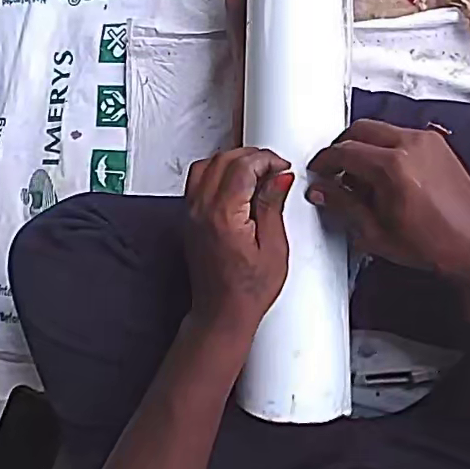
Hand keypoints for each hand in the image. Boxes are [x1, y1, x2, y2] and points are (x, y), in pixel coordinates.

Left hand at [183, 147, 293, 339]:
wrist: (222, 313)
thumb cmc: (247, 291)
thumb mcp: (274, 248)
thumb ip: (272, 206)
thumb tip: (278, 177)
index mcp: (223, 215)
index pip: (243, 166)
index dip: (267, 159)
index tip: (281, 167)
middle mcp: (201, 210)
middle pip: (223, 159)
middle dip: (251, 156)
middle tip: (273, 167)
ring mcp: (191, 213)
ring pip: (206, 165)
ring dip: (232, 160)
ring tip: (256, 171)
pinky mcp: (188, 218)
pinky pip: (197, 180)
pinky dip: (216, 172)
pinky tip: (235, 182)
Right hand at [307, 119, 469, 278]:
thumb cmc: (437, 245)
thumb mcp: (376, 232)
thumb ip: (343, 205)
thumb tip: (322, 191)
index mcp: (393, 166)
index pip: (344, 151)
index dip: (324, 162)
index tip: (318, 173)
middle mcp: (411, 145)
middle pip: (359, 130)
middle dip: (340, 148)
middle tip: (332, 172)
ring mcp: (428, 142)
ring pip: (379, 129)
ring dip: (362, 147)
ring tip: (359, 181)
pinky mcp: (438, 145)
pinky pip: (399, 135)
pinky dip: (383, 148)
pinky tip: (382, 177)